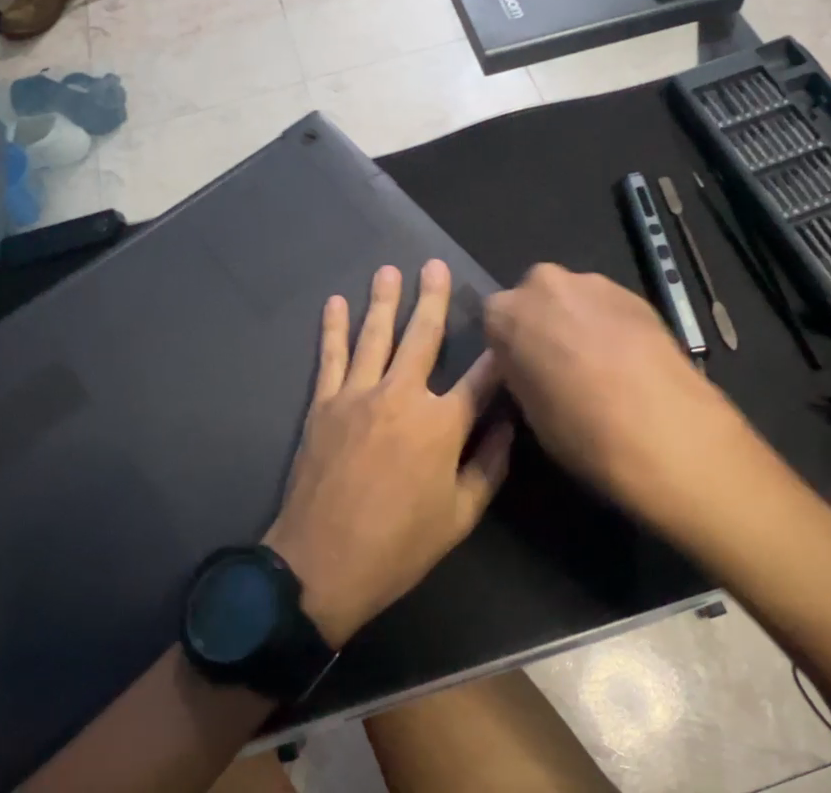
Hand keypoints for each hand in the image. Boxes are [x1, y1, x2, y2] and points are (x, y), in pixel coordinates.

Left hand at [264, 260, 512, 647]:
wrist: (322, 564)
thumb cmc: (400, 546)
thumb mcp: (460, 516)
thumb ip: (489, 465)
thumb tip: (508, 424)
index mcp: (442, 424)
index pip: (481, 378)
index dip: (499, 355)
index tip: (509, 332)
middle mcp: (401, 396)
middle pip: (422, 337)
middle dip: (433, 299)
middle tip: (435, 265)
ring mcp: (357, 396)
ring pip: (375, 337)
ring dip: (384, 301)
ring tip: (389, 270)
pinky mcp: (323, 405)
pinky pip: (330, 358)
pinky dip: (333, 329)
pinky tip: (335, 303)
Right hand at [484, 265, 761, 527]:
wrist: (663, 429)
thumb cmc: (580, 430)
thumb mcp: (528, 411)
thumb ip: (521, 374)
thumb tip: (532, 369)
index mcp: (506, 313)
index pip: (495, 321)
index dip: (510, 350)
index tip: (524, 374)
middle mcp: (544, 284)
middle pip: (535, 299)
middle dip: (544, 325)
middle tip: (561, 367)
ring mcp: (593, 283)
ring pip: (574, 300)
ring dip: (579, 323)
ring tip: (601, 368)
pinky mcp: (636, 292)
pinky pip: (609, 307)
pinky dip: (612, 327)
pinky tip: (629, 363)